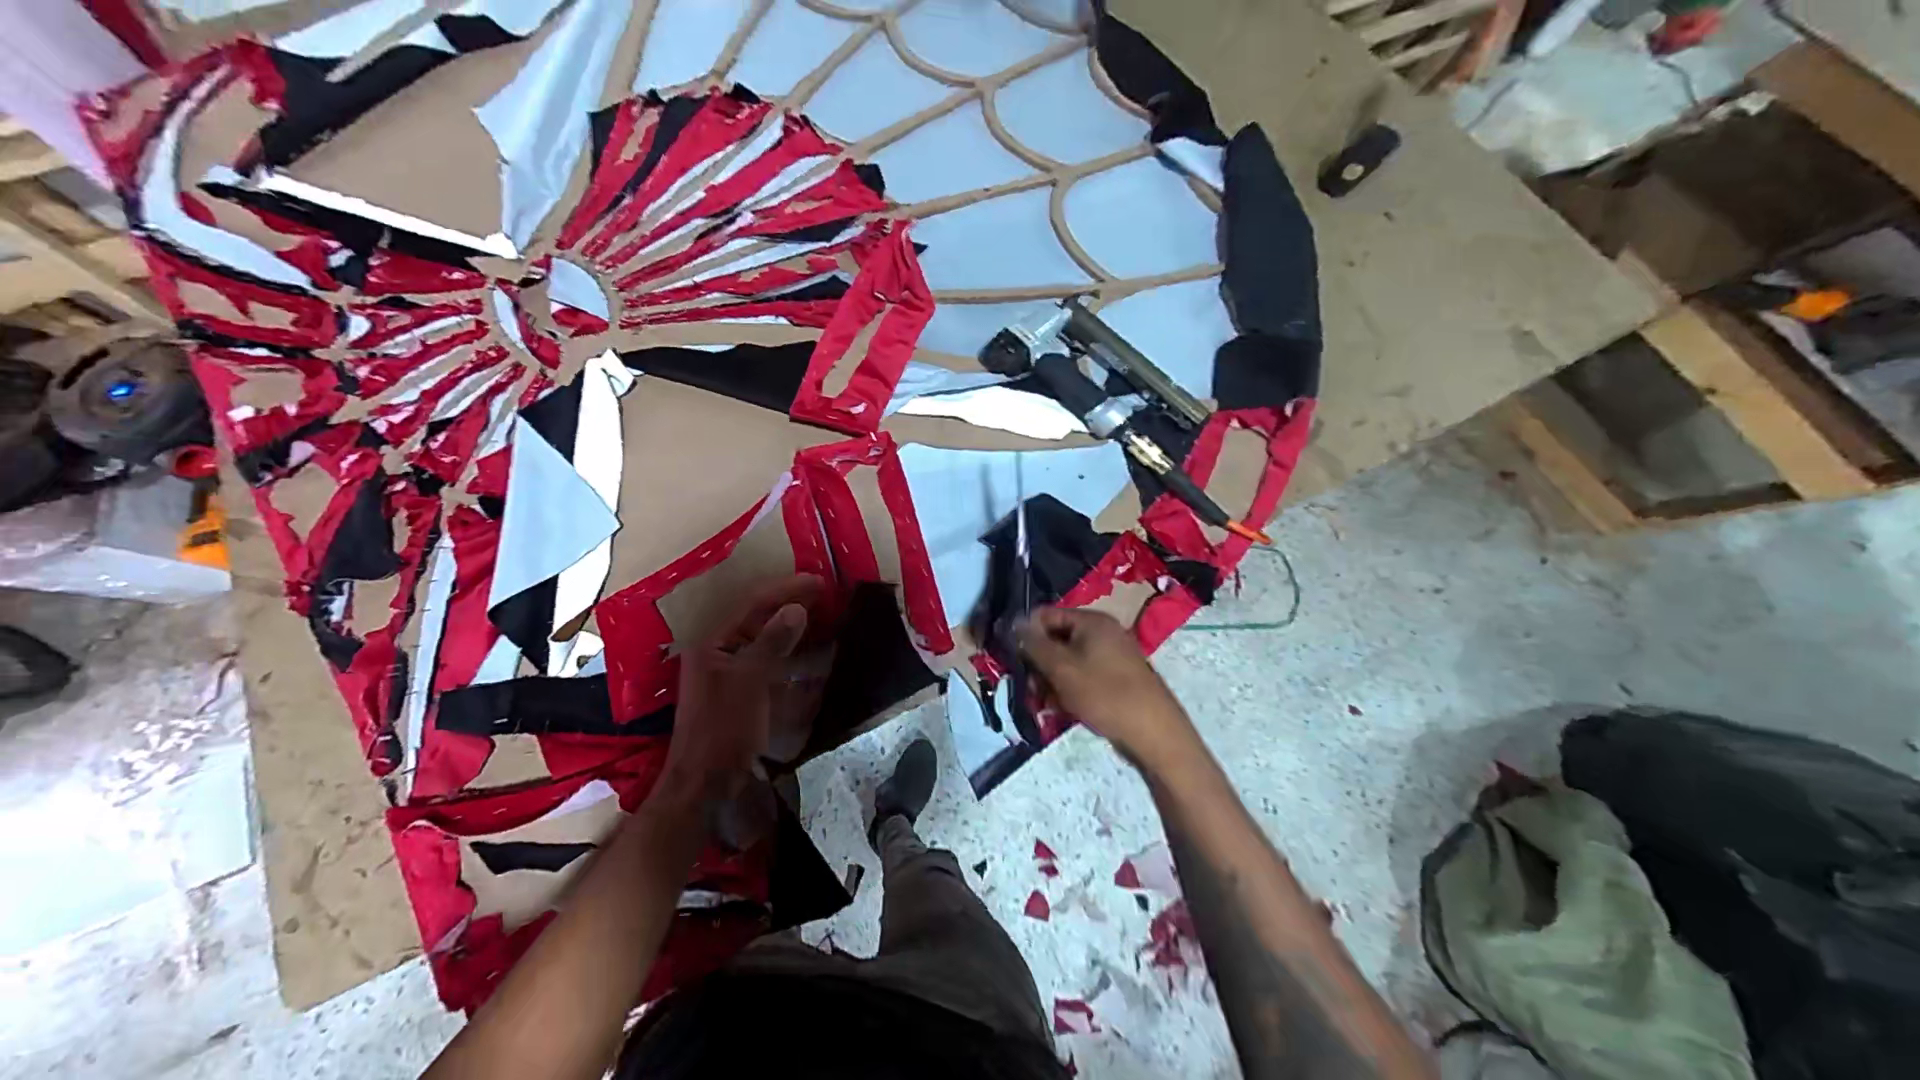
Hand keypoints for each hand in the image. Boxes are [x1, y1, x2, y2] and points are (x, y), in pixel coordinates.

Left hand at [659, 575, 821, 814]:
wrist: (706, 785)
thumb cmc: (723, 729)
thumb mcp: (749, 680)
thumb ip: (772, 642)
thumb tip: (797, 609)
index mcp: (714, 645)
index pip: (753, 606)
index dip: (787, 590)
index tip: (820, 581)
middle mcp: (721, 656)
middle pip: (761, 622)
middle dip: (794, 608)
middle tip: (829, 597)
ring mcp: (733, 678)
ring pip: (770, 646)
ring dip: (798, 634)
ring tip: (829, 623)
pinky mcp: (745, 699)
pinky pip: (774, 671)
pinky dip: (795, 663)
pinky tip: (817, 663)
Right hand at [1016, 606, 1202, 774]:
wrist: (1153, 733)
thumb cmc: (1104, 694)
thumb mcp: (1061, 667)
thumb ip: (1033, 643)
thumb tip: (1013, 622)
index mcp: (1092, 621)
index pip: (1045, 615)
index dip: (1025, 634)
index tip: (1011, 659)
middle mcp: (1103, 633)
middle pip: (1055, 640)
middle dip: (1038, 665)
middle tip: (1029, 690)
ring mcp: (1111, 656)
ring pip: (1067, 662)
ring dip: (1050, 682)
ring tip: (1045, 705)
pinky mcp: (1116, 679)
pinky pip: (1082, 677)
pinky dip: (1068, 690)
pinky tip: (1062, 710)